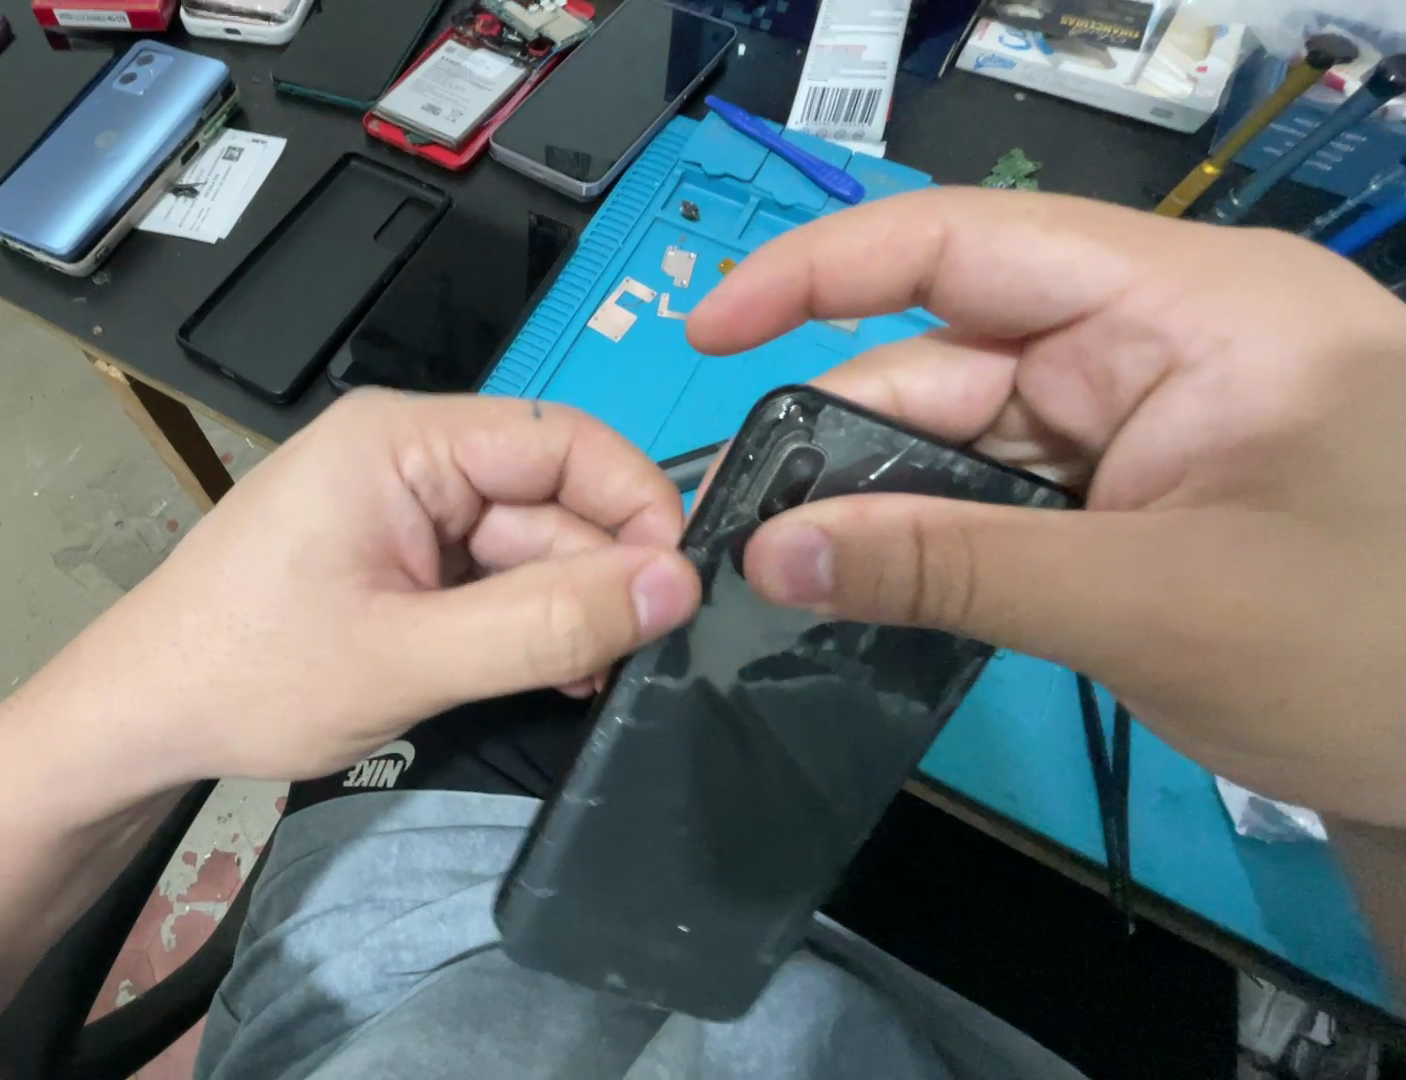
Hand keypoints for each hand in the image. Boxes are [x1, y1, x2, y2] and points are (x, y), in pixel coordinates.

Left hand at [13, 392, 700, 789]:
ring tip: (582, 680)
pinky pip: (486, 577)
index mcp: (401, 440)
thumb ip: (544, 623)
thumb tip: (674, 586)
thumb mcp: (408, 657)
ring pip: (522, 548)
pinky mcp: (396, 557)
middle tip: (626, 663)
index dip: (633, 504)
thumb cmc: (251, 674)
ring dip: (560, 612)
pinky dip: (521, 623)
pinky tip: (543, 670)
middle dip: (592, 580)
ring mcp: (401, 510)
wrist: (142, 716)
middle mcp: (407, 457)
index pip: (558, 440)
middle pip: (544, 501)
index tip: (676, 586)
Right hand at [689, 188, 1405, 828]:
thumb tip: (767, 556)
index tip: (708, 333)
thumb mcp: (1150, 603)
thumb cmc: (1391, 658)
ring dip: (851, 504)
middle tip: (732, 529)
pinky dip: (893, 538)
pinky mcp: (1075, 490)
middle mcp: (1123, 347)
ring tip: (779, 566)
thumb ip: (944, 571)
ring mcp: (1095, 424)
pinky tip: (849, 575)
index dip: (815, 274)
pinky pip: (948, 494)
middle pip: (920, 367)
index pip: (958, 243)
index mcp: (1177, 311)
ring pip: (921, 441)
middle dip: (821, 447)